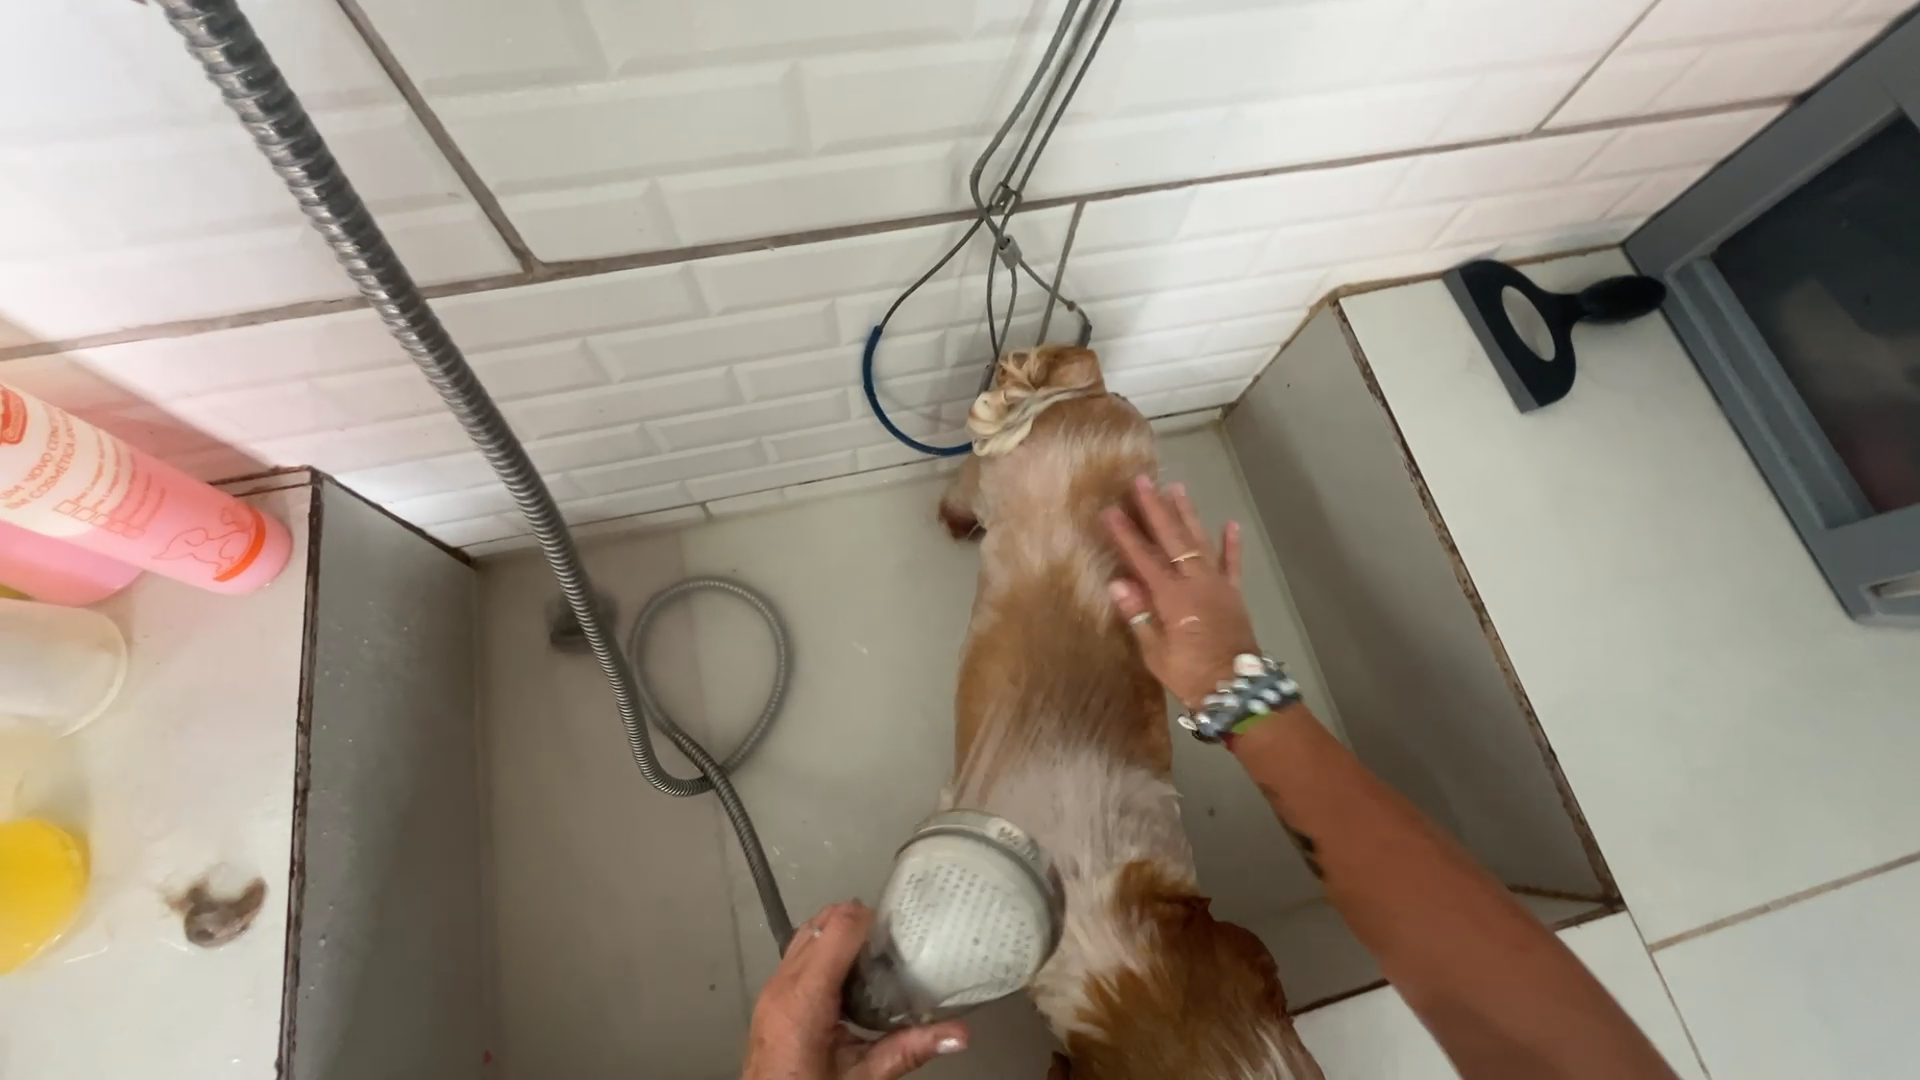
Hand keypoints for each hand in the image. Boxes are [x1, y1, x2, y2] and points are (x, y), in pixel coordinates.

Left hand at [742, 902, 967, 1079]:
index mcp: (805, 1000)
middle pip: (823, 921)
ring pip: (808, 929)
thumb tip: (958, 1035)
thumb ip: (909, 1050)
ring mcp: (772, 987)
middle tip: (889, 940)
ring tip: (871, 952)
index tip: (895, 929)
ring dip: (840, 930)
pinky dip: (824, 946)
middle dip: (858, 921)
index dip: (868, 919)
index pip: (837, 928)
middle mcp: (783, 984)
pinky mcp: (771, 994)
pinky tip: (847, 971)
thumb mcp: (865, 1077)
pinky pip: (799, 949)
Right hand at [1102, 476, 1260, 709]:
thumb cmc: (1189, 674)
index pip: (1142, 558)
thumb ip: (1139, 615)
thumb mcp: (1156, 652)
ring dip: (1188, 514)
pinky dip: (1231, 544)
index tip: (1109, 511)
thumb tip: (1118, 583)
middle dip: (1155, 509)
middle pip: (1172, 539)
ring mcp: (1217, 585)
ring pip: (1200, 542)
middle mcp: (1195, 582)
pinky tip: (1230, 523)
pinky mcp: (1234, 594)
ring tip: (1177, 488)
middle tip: (1142, 481)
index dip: (1125, 534)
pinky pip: (1232, 564)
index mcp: (1171, 597)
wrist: (1237, 689)